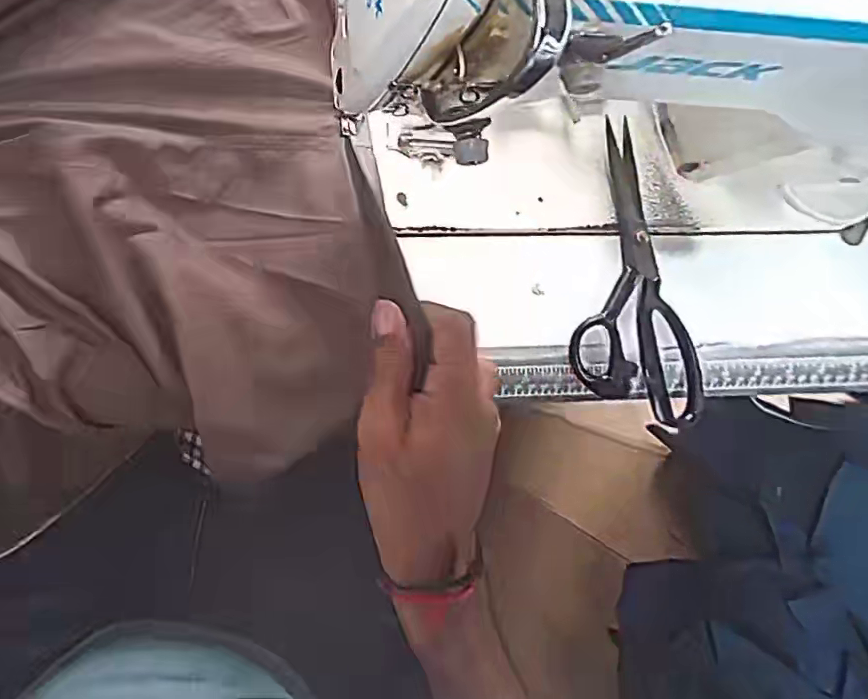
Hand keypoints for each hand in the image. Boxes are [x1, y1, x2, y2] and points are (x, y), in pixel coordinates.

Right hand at [357, 300, 501, 587]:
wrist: (431, 557)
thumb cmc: (398, 493)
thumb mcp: (379, 425)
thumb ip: (389, 365)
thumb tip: (389, 312)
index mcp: (458, 394)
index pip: (457, 324)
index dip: (423, 311)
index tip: (390, 323)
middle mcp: (483, 399)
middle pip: (464, 340)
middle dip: (425, 337)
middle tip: (386, 358)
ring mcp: (488, 417)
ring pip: (466, 362)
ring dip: (434, 361)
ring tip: (396, 384)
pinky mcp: (484, 432)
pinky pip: (467, 387)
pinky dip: (441, 381)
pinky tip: (413, 408)